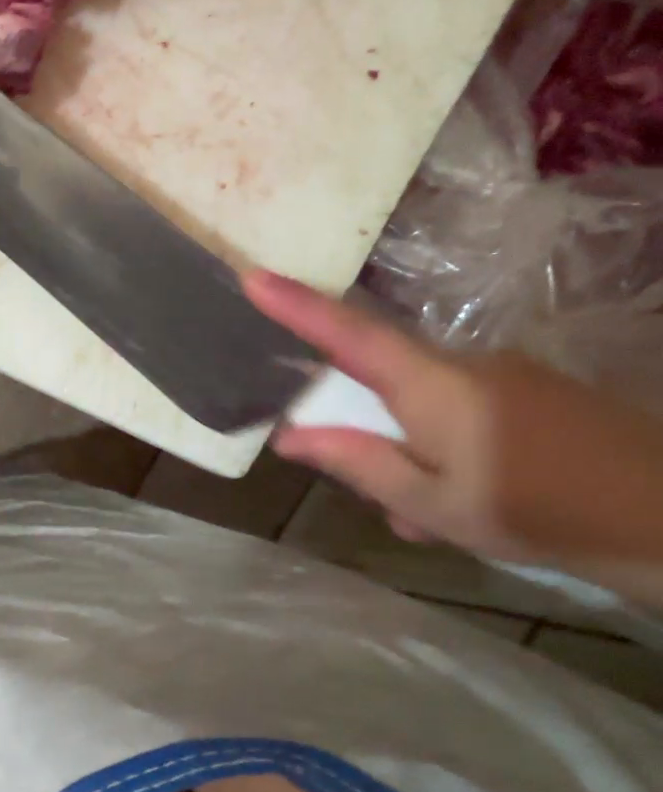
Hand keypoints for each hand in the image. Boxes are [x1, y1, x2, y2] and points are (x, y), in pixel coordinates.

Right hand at [247, 270, 662, 586]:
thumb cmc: (537, 511)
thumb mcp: (428, 502)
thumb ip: (356, 462)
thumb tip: (290, 436)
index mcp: (436, 387)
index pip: (351, 337)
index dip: (299, 307)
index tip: (254, 277)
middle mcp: (469, 367)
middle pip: (379, 384)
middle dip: (363, 435)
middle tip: (386, 500)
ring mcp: (507, 378)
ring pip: (417, 409)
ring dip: (407, 456)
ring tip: (432, 515)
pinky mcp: (533, 394)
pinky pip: (456, 414)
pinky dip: (441, 454)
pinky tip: (464, 501)